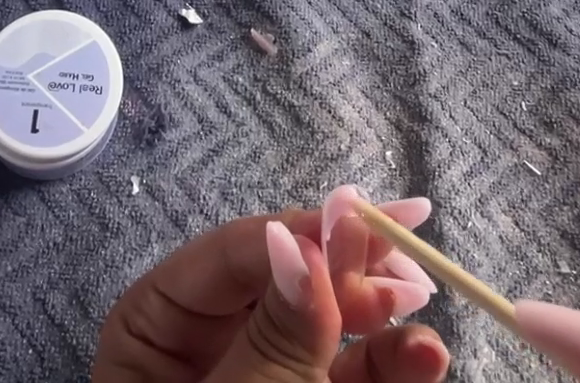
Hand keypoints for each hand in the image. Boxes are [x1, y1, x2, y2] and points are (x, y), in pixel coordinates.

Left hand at [93, 189, 449, 382]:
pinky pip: (346, 380)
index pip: (234, 253)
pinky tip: (423, 359)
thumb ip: (276, 331)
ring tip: (422, 305)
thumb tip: (302, 236)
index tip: (364, 213)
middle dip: (347, 268)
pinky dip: (386, 369)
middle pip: (284, 280)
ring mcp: (257, 378)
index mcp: (155, 325)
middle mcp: (206, 343)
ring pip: (323, 329)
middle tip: (408, 250)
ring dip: (379, 320)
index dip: (300, 229)